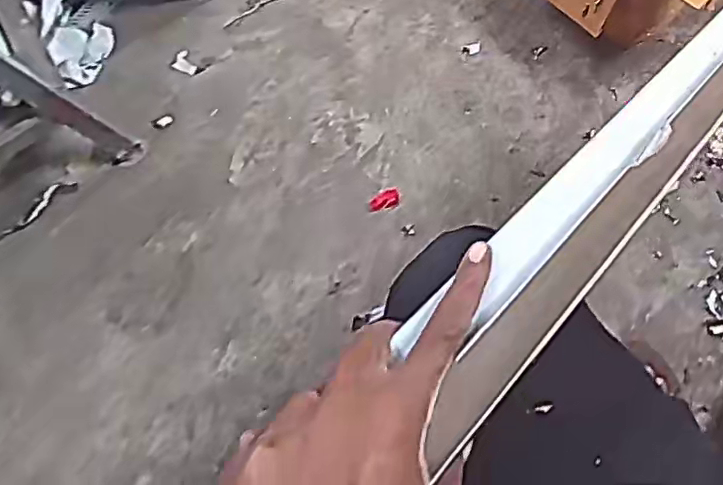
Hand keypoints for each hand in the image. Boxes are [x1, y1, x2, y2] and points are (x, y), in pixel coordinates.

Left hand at [220, 241, 491, 484]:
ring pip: (321, 392)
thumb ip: (443, 466)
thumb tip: (451, 461)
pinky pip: (274, 433)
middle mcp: (342, 406)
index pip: (445, 331)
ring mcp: (289, 431)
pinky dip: (292, 444)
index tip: (476, 259)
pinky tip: (301, 472)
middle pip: (372, 346)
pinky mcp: (246, 462)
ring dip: (335, 410)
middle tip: (393, 384)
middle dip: (387, 354)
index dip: (467, 287)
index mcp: (395, 411)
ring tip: (340, 454)